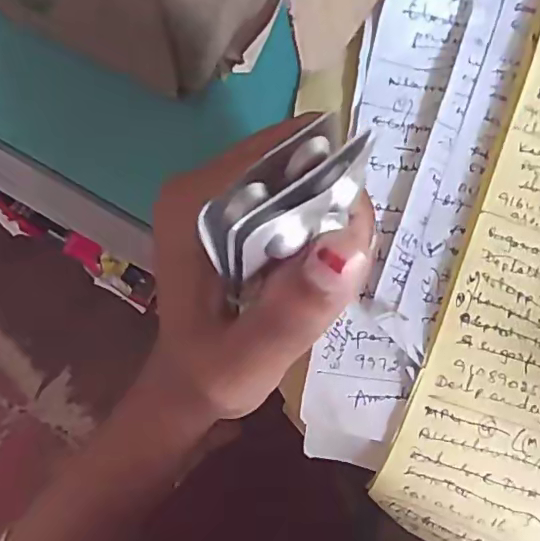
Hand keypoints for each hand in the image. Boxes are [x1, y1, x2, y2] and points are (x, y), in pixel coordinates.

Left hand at [146, 118, 374, 421]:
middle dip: (335, 206)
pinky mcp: (232, 213)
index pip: (288, 155)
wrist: (187, 385)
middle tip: (340, 271)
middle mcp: (202, 186)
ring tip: (327, 278)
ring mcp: (217, 196)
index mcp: (196, 204)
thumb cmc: (210, 375)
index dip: (335, 187)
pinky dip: (317, 227)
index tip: (352, 242)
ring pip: (301, 178)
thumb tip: (349, 246)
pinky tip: (313, 271)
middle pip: (298, 162)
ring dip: (330, 220)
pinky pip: (293, 197)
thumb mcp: (250, 359)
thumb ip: (294, 310)